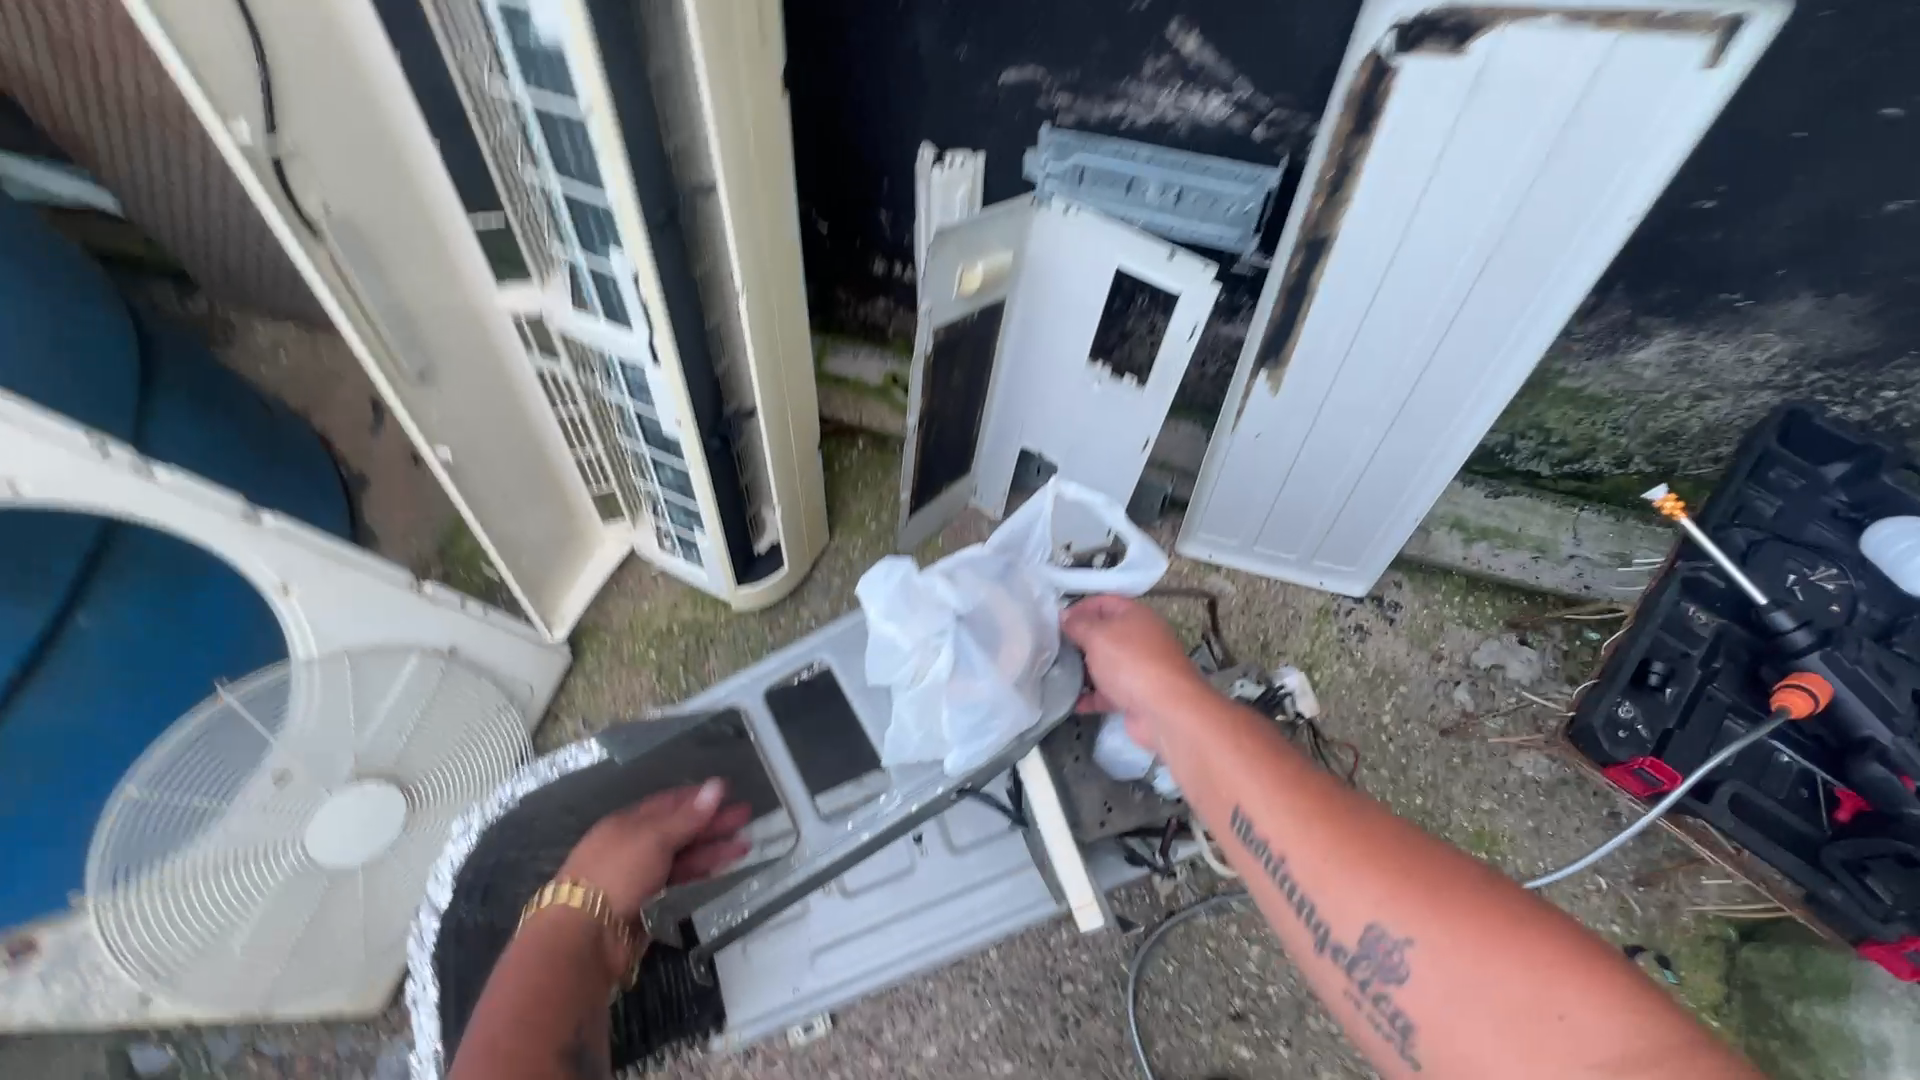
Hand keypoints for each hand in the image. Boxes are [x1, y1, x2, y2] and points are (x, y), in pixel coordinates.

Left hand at [558, 778, 752, 940]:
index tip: (727, 790)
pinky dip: (702, 871)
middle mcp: (634, 847)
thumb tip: (717, 785)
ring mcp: (640, 877)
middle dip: (712, 822)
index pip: (668, 803)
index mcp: (627, 824)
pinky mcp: (648, 904)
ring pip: (683, 856)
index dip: (698, 796)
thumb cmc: (615, 875)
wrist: (584, 939)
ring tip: (746, 844)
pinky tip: (723, 867)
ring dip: (713, 848)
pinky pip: (680, 881)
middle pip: (679, 829)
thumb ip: (688, 816)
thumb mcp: (653, 838)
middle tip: (746, 815)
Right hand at [1061, 595, 1210, 751]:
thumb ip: (1078, 624)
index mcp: (1136, 616)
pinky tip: (1071, 702)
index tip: (1056, 621)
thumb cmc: (1130, 662)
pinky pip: (1107, 692)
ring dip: (1083, 669)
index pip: (1104, 602)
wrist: (1165, 710)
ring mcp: (1139, 669)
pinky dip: (1091, 697)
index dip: (1080, 607)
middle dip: (1079, 640)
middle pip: (1104, 634)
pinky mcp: (1135, 696)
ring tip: (1056, 673)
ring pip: (1105, 664)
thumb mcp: (1098, 636)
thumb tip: (1065, 617)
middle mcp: (1140, 639)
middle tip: (1052, 647)